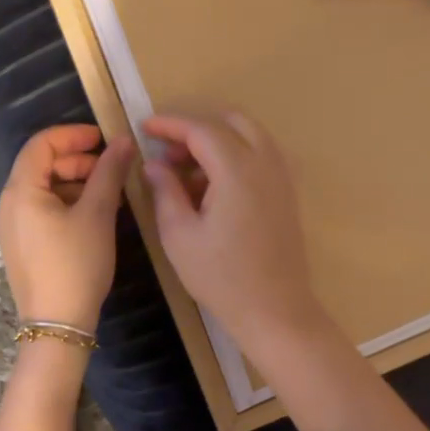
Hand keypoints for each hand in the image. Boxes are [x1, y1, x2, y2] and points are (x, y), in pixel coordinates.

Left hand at [0, 125, 137, 330]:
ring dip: (74, 184)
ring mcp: (12, 229)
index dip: (73, 135)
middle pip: (40, 166)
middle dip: (76, 162)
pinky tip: (92, 218)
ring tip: (107, 195)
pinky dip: (66, 206)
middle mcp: (9, 206)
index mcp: (21, 191)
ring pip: (43, 191)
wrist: (57, 324)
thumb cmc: (76, 265)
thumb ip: (109, 173)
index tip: (103, 139)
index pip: (41, 144)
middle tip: (109, 170)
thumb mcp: (97, 215)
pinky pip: (41, 213)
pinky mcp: (21, 248)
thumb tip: (123, 142)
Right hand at [140, 113, 325, 345]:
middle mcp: (265, 162)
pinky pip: (259, 156)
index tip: (143, 127)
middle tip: (166, 153)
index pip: (201, 129)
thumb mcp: (179, 236)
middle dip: (195, 129)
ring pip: (248, 136)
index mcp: (237, 170)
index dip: (170, 124)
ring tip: (185, 172)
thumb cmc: (220, 277)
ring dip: (216, 141)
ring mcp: (281, 176)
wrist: (273, 308)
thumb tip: (154, 165)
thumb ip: (165, 192)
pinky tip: (211, 187)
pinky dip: (234, 156)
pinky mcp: (286, 193)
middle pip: (230, 122)